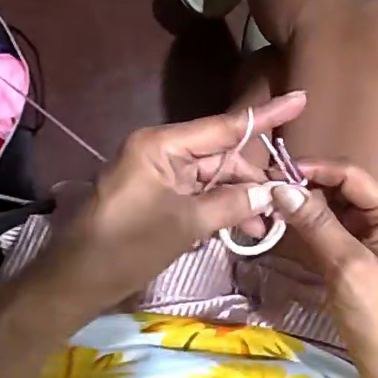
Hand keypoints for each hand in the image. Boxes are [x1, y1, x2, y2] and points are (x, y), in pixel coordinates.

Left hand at [31, 91, 306, 309]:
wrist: (77, 280)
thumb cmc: (129, 246)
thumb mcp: (186, 225)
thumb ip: (232, 204)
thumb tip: (273, 192)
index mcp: (162, 145)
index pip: (224, 126)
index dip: (265, 116)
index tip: (300, 98)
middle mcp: (160, 150)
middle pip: (220, 154)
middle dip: (252, 179)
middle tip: (283, 203)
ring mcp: (156, 172)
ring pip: (211, 177)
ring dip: (237, 199)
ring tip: (263, 227)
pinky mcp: (155, 194)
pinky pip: (196, 193)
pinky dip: (217, 208)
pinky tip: (239, 229)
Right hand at [269, 159, 377, 353]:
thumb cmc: (372, 308)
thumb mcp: (345, 263)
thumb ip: (316, 222)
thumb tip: (281, 188)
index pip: (350, 174)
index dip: (314, 169)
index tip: (276, 172)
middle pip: (339, 184)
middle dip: (305, 183)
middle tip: (268, 187)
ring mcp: (367, 227)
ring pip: (330, 200)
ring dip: (302, 200)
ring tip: (270, 200)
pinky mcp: (352, 242)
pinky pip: (326, 219)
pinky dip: (306, 217)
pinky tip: (283, 217)